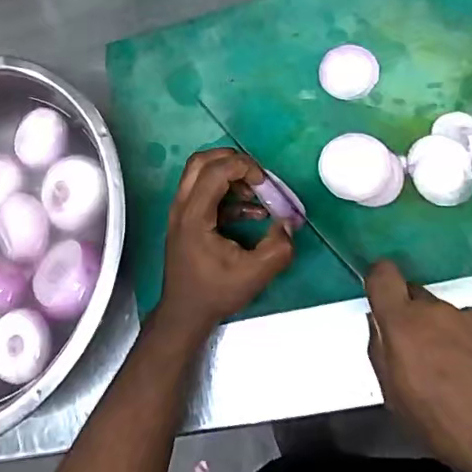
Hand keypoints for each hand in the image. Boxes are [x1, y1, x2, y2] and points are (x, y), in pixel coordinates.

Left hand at [159, 149, 293, 332]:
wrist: (185, 311)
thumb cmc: (214, 292)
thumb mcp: (254, 274)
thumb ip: (277, 247)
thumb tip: (289, 223)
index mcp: (194, 215)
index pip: (215, 171)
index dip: (243, 167)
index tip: (265, 183)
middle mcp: (182, 206)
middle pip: (201, 162)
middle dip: (233, 160)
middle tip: (258, 176)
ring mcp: (181, 211)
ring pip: (200, 174)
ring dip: (230, 176)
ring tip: (258, 195)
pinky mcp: (187, 219)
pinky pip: (205, 192)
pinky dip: (228, 193)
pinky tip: (253, 212)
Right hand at [364, 260, 471, 471]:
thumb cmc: (452, 428)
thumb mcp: (397, 400)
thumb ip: (381, 354)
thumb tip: (380, 328)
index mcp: (405, 323)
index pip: (383, 275)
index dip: (379, 281)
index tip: (382, 302)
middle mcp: (440, 312)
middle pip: (417, 300)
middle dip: (413, 322)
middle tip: (421, 360)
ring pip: (448, 319)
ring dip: (447, 338)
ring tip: (461, 381)